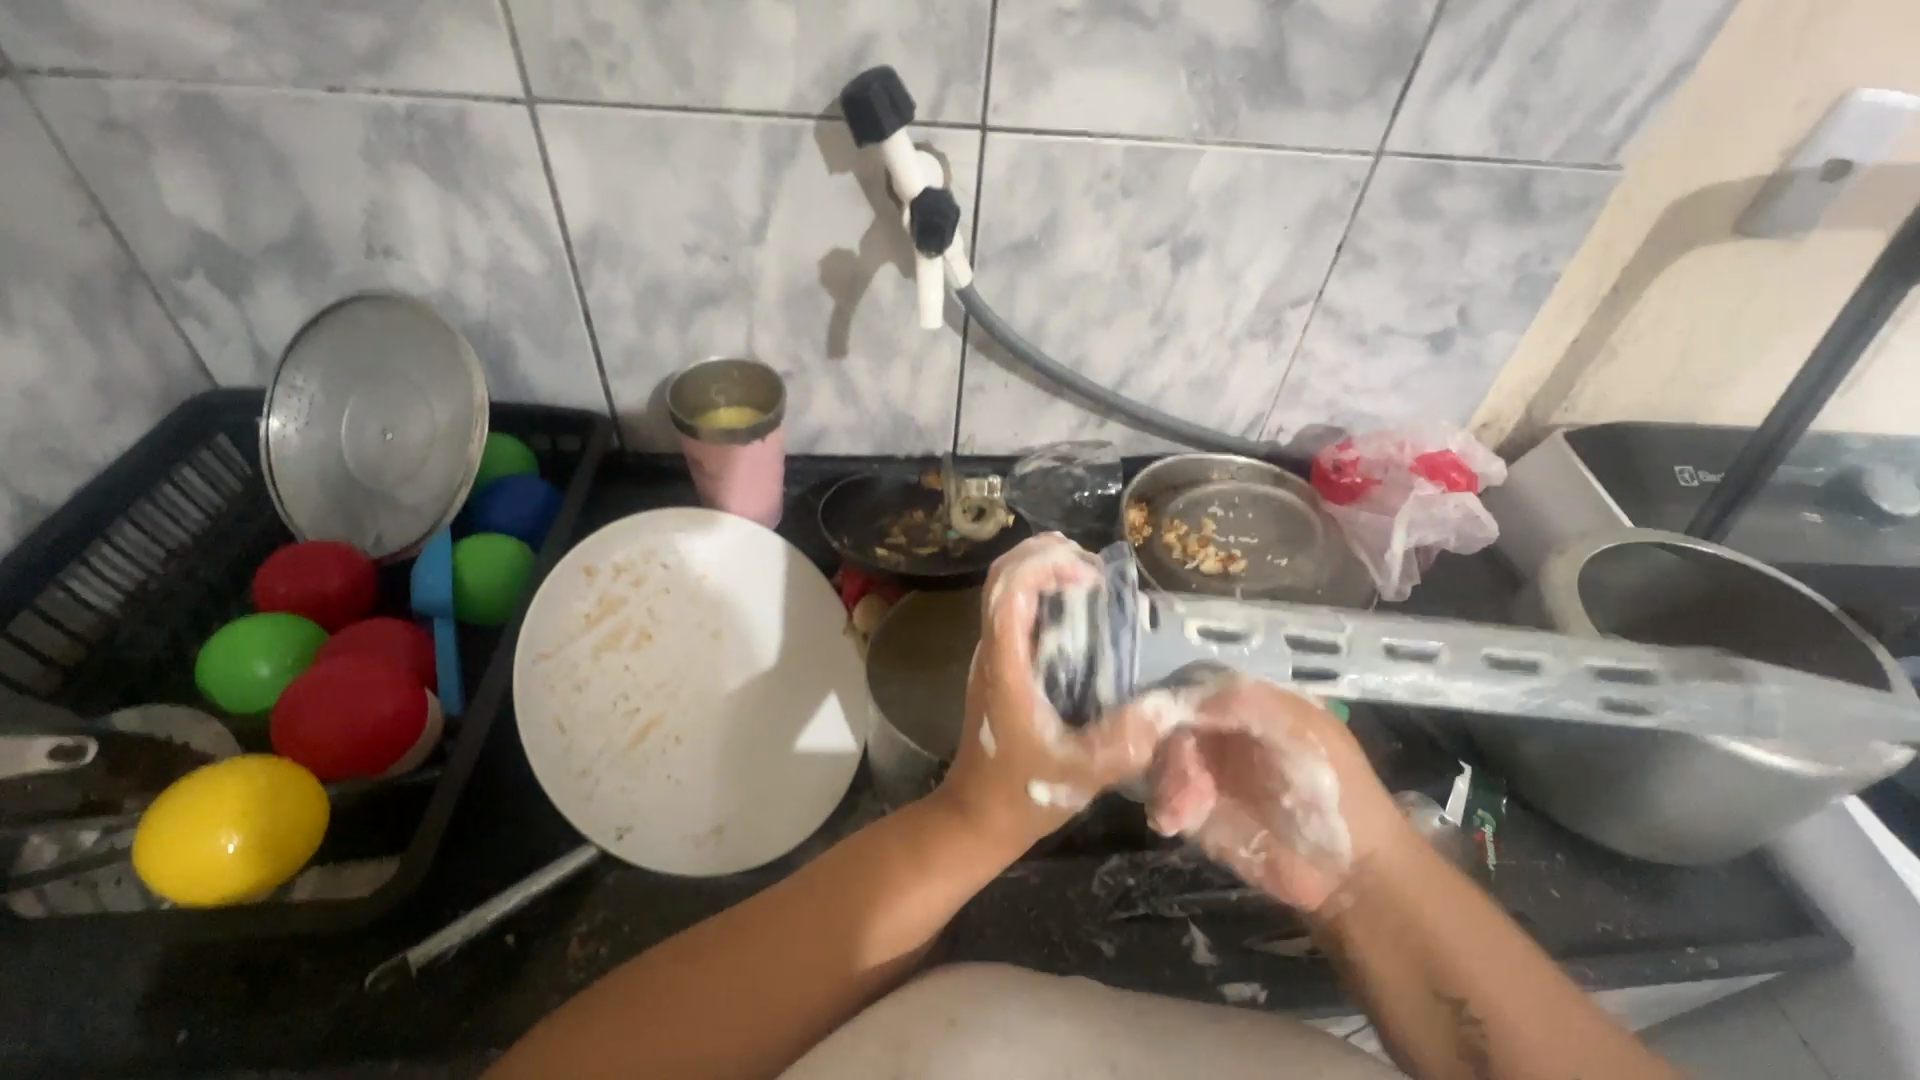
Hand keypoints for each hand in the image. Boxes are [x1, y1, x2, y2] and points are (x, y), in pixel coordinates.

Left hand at [934, 534, 1159, 851]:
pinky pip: (1015, 611)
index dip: (1045, 565)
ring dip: (1042, 570)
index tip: (1090, 575)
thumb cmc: (1022, 794)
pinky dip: (1043, 593)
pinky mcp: (1000, 666)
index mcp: (1004, 667)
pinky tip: (1080, 611)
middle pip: (1001, 576)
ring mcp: (992, 656)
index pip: (1008, 590)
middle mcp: (992, 651)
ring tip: (1090, 578)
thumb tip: (1167, 705)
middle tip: (1094, 568)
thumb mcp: (1081, 775)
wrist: (977, 816)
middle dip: (1045, 555)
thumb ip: (1123, 742)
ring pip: (1005, 589)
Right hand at [1131, 675, 1411, 911]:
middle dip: (1163, 744)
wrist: (1349, 875)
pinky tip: (1177, 822)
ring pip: (1158, 757)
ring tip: (1184, 809)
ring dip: (1164, 778)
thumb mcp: (1305, 732)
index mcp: (1249, 704)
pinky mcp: (1195, 810)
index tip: (1157, 720)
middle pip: (1168, 720)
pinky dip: (1162, 806)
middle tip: (1171, 772)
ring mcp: (1206, 770)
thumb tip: (1188, 699)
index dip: (1173, 699)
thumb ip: (1250, 702)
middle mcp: (1221, 731)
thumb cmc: (1337, 794)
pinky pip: (1161, 797)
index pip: (1195, 685)